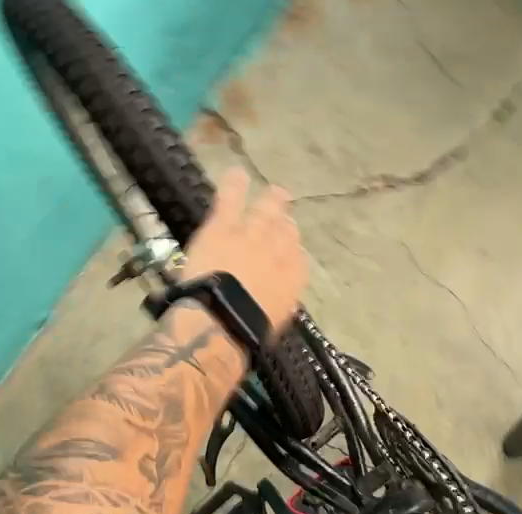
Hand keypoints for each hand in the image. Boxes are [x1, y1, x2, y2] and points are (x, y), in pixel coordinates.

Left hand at [181, 168, 305, 340]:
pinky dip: (235, 185)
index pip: (299, 260)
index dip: (294, 252)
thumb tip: (284, 303)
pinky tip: (237, 173)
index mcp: (292, 281)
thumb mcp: (275, 323)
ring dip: (272, 200)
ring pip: (265, 211)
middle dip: (287, 223)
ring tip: (277, 192)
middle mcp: (278, 253)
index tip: (290, 250)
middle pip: (286, 232)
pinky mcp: (224, 227)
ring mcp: (251, 236)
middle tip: (286, 215)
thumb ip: (280, 306)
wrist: (222, 321)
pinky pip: (231, 200)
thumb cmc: (248, 331)